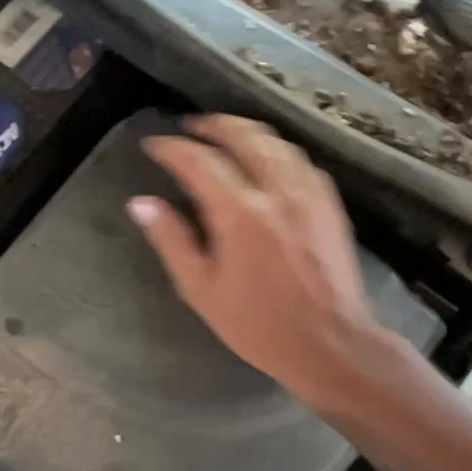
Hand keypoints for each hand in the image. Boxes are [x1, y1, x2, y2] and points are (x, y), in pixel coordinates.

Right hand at [126, 114, 393, 411]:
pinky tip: (268, 160)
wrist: (330, 344)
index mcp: (241, 214)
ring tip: (226, 134)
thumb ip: (172, 240)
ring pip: (278, 144)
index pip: (200, 162)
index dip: (173, 148)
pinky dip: (278, 151)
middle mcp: (278, 193)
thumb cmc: (256, 325)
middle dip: (214, 126)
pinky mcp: (330, 207)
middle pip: (245, 138)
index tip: (153, 145)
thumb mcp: (200, 289)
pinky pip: (302, 163)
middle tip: (190, 126)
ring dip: (248, 132)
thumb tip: (140, 203)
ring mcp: (310, 196)